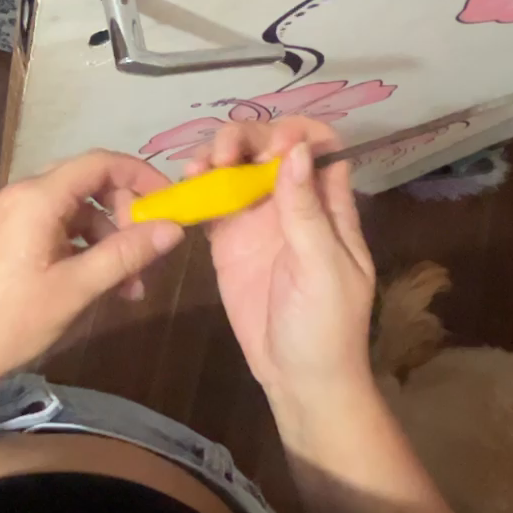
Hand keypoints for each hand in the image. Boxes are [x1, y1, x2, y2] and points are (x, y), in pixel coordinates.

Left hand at [0, 150, 185, 381]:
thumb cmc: (14, 319)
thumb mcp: (77, 287)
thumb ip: (126, 253)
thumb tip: (174, 228)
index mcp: (38, 197)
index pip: (100, 162)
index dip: (140, 176)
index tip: (170, 204)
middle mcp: (24, 194)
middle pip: (89, 183)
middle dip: (126, 213)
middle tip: (150, 251)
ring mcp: (14, 214)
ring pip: (76, 210)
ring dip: (108, 239)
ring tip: (132, 287)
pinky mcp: (10, 235)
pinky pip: (58, 227)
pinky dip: (84, 248)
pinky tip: (103, 285)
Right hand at [187, 117, 377, 415]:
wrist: (296, 378)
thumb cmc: (325, 326)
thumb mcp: (323, 268)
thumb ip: (306, 211)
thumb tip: (295, 151)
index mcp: (327, 206)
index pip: (320, 147)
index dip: (297, 134)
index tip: (272, 145)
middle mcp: (291, 203)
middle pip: (270, 148)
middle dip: (247, 139)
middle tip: (224, 155)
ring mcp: (256, 219)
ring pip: (237, 168)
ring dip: (217, 156)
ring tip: (198, 167)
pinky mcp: (227, 239)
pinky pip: (211, 200)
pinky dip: (197, 186)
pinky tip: (184, 185)